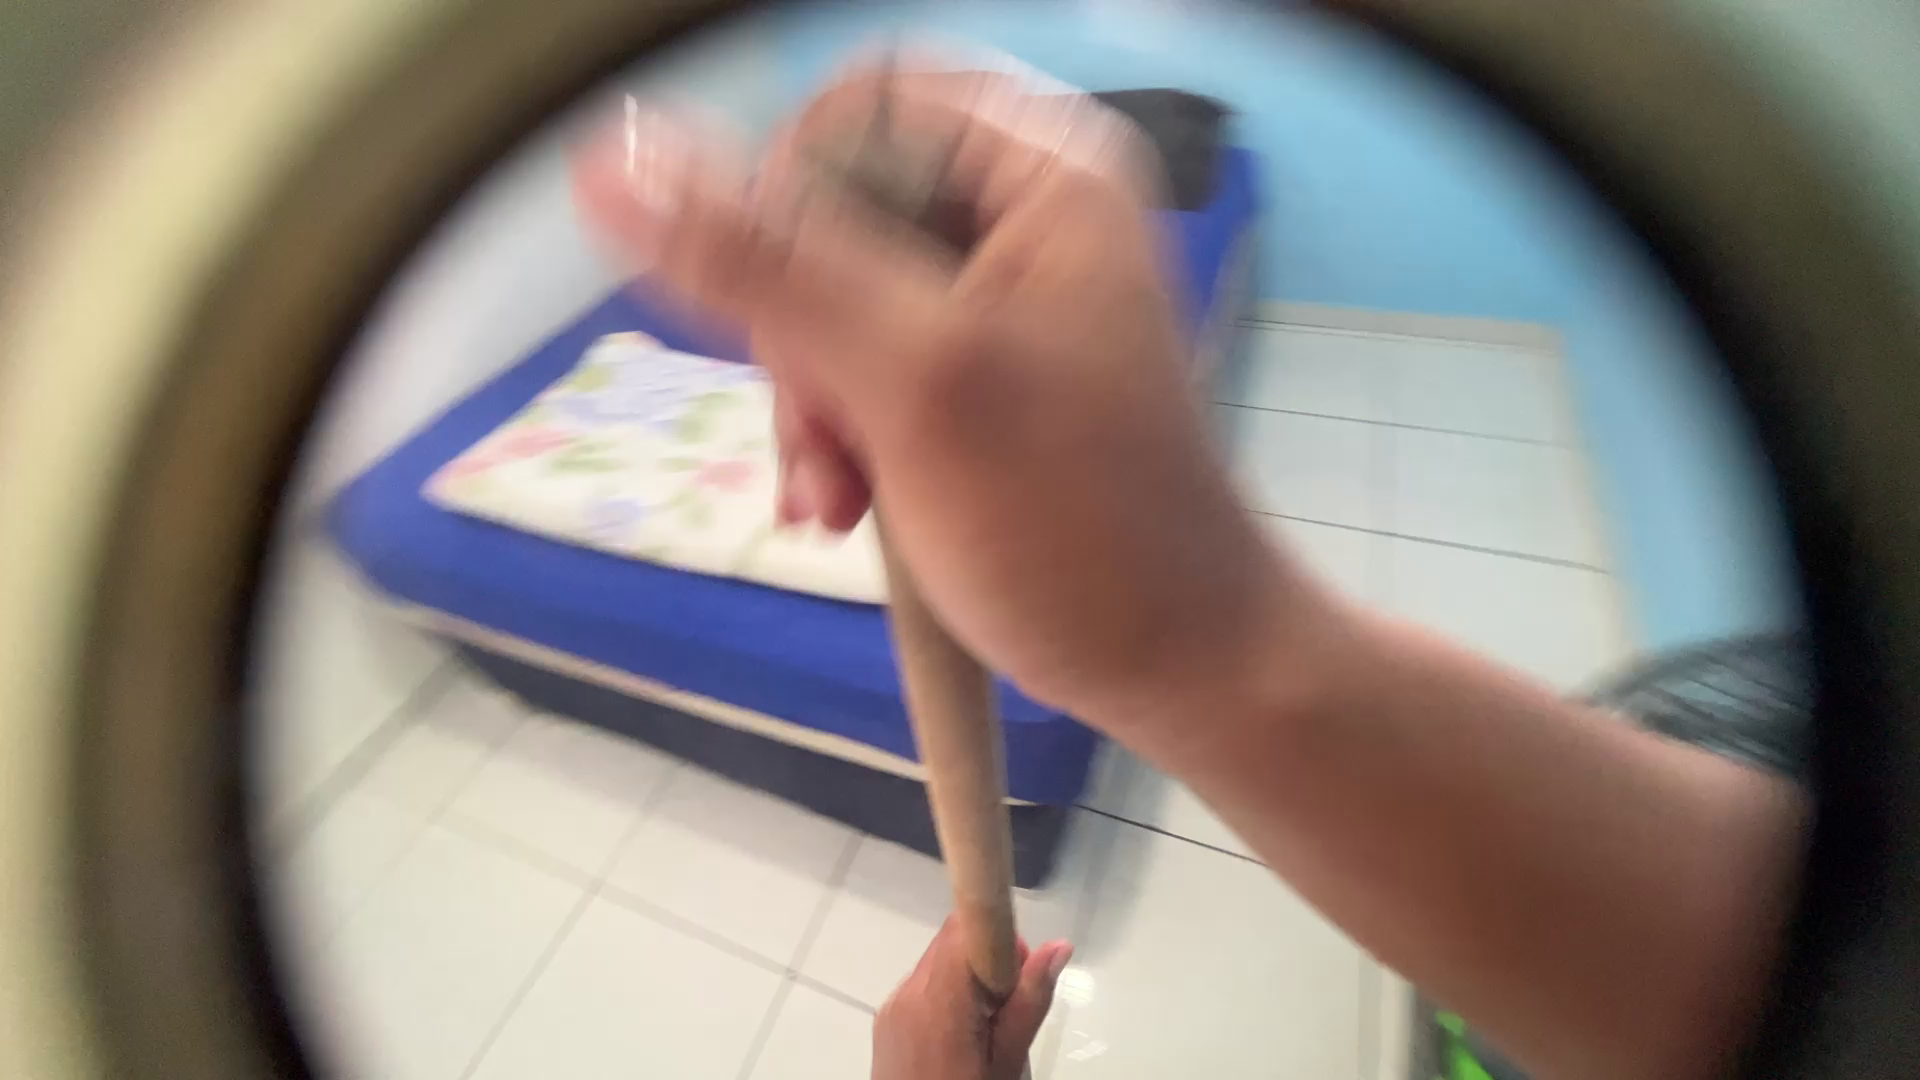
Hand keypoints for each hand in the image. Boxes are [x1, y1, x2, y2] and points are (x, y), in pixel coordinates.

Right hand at [572, 54, 1294, 724]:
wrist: (1170, 659)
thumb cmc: (1072, 527)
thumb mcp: (916, 383)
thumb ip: (768, 265)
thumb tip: (612, 156)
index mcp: (1042, 177)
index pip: (854, 112)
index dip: (784, 200)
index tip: (777, 316)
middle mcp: (1025, 226)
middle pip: (836, 222)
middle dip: (799, 340)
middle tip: (823, 437)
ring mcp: (1002, 315)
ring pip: (841, 312)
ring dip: (812, 409)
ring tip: (833, 504)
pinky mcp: (982, 391)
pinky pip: (871, 379)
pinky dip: (841, 442)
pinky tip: (843, 512)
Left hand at [873, 915, 1071, 1079]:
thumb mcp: (1007, 1062)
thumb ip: (1030, 1000)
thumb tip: (1059, 945)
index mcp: (938, 1000)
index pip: (964, 926)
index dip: (996, 936)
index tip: (1017, 972)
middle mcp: (908, 991)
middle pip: (952, 941)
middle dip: (987, 959)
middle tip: (1009, 1007)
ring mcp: (892, 1004)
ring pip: (938, 960)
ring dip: (966, 976)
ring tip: (984, 1028)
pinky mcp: (884, 1018)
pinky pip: (921, 984)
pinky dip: (945, 994)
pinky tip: (958, 1037)